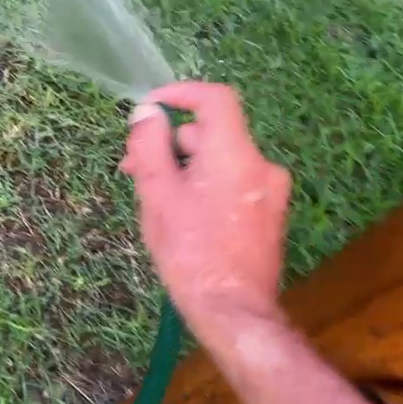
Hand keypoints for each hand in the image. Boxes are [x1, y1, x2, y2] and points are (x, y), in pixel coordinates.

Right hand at [120, 82, 290, 341]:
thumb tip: (147, 113)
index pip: (215, 99)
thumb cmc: (189, 247)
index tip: (149, 107)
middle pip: (210, 132)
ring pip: (217, 158)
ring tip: (151, 192)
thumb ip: (149, 143)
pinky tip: (177, 210)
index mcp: (235, 155)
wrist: (232, 309)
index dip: (180, 93)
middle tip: (133, 165)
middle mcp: (261, 166)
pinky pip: (229, 180)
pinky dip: (200, 183)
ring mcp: (269, 192)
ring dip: (181, 165)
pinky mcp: (267, 213)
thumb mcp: (156, 190)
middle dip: (168, 141)